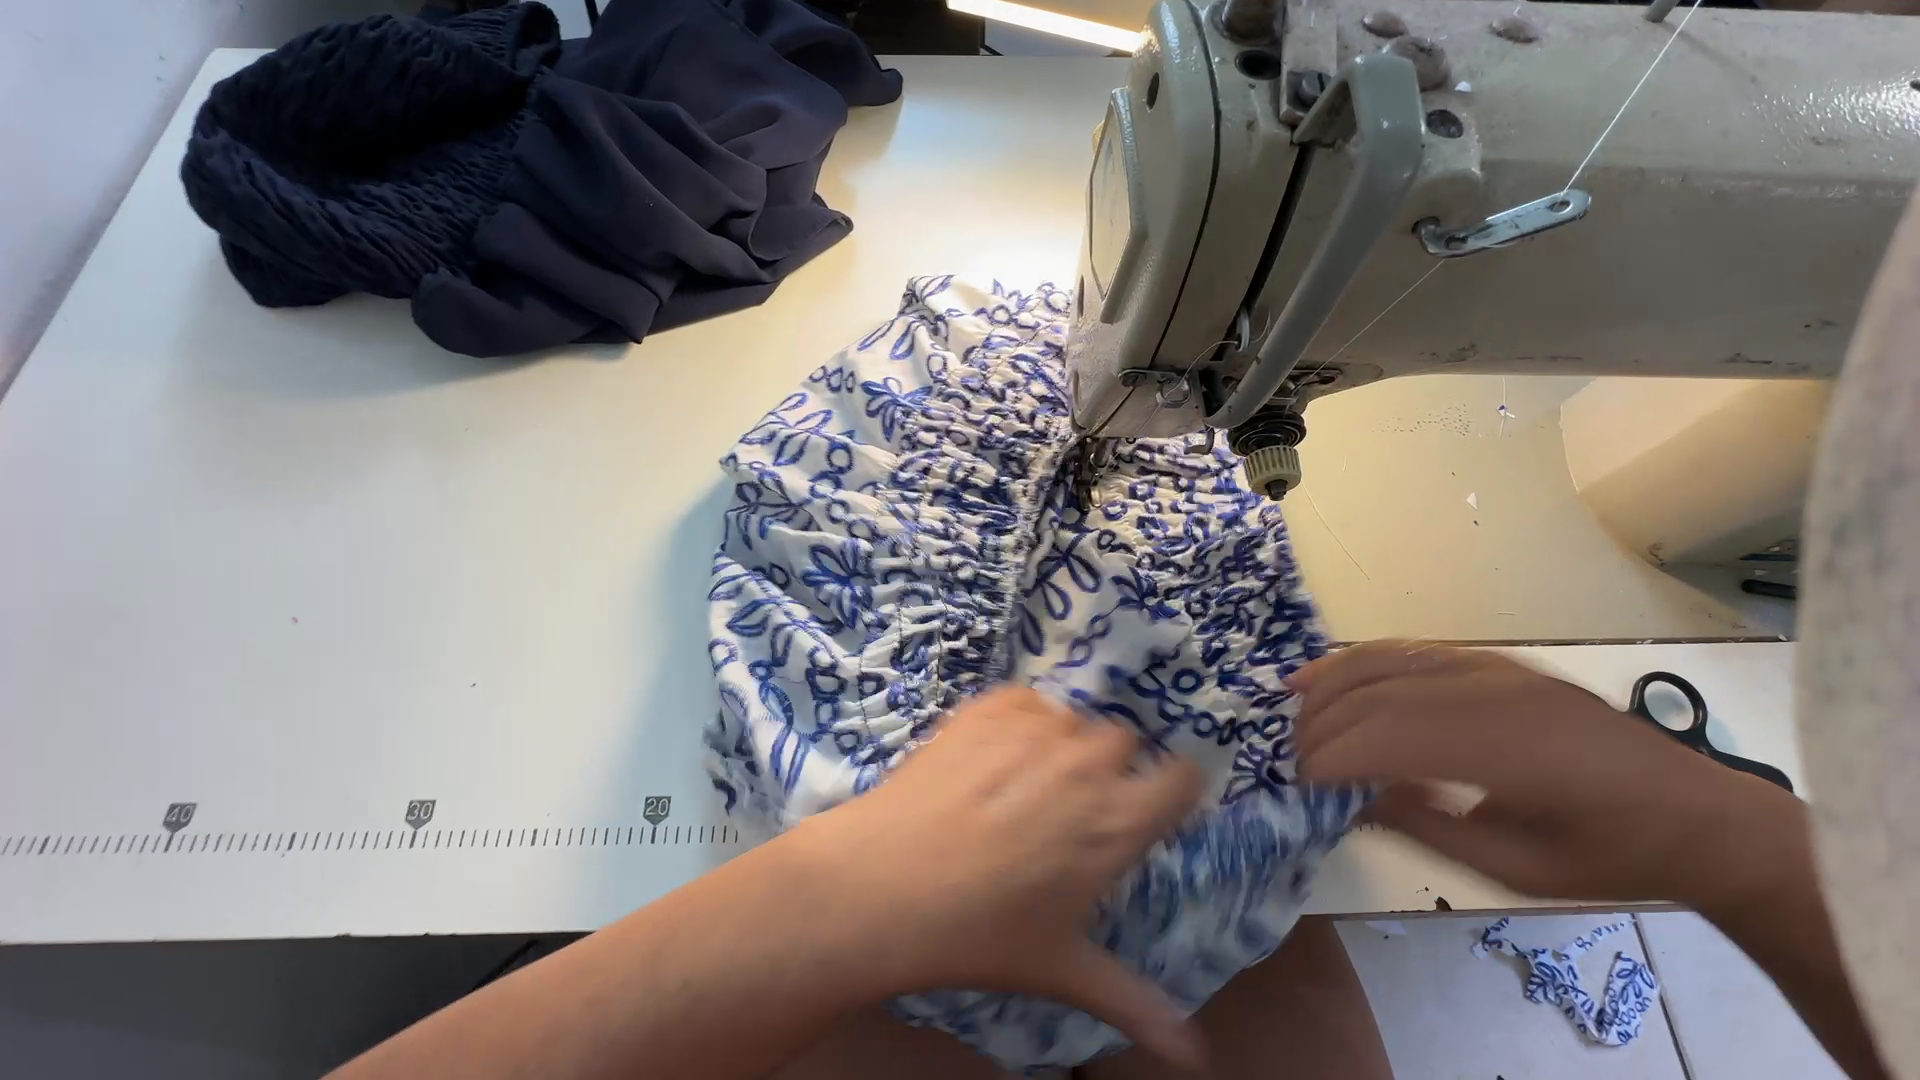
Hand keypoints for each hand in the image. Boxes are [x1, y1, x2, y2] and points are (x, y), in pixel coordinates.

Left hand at [789, 685, 1206, 1067]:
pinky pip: (1025, 699)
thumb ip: (1135, 1002)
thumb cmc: (981, 933)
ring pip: (1073, 719)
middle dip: (1109, 766)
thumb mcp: (1062, 968)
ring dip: (1062, 742)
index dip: (1171, 787)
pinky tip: (995, 754)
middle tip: (1074, 806)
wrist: (883, 885)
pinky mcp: (985, 710)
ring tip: (1027, 782)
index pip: (1182, 777)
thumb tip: (1198, 1058)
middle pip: (1123, 741)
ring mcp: (1033, 730)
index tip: (1150, 803)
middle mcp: (1086, 763)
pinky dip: (1021, 718)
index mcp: (1118, 822)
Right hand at [1289, 642, 1803, 910]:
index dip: (1330, 759)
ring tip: (1293, 714)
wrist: (1696, 816)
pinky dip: (1357, 659)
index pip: (1384, 737)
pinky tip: (1325, 674)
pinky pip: (1407, 648)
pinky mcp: (1492, 660)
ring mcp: (1491, 666)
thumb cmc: (1607, 855)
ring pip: (1382, 658)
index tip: (1299, 788)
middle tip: (1293, 763)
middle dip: (1319, 726)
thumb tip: (1348, 799)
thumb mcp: (1512, 865)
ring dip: (1328, 685)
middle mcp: (1489, 690)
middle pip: (1373, 694)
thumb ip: (1423, 825)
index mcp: (1503, 747)